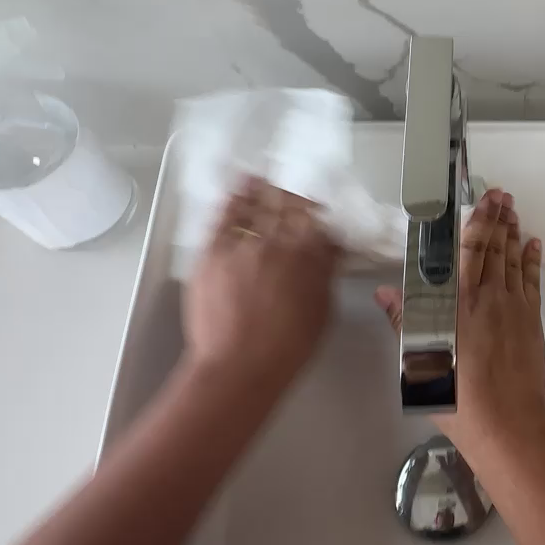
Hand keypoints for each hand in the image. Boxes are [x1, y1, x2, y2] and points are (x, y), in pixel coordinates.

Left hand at [184, 176, 340, 390]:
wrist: (239, 367)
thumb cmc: (289, 345)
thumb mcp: (323, 308)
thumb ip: (326, 272)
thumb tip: (331, 249)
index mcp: (311, 254)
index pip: (319, 218)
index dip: (321, 209)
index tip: (322, 208)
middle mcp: (279, 241)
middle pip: (289, 205)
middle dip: (295, 197)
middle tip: (296, 196)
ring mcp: (243, 245)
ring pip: (258, 204)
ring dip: (265, 190)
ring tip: (266, 178)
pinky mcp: (213, 252)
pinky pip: (225, 215)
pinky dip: (234, 197)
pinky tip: (240, 184)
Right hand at [375, 189, 544, 459]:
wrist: (507, 424)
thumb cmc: (456, 398)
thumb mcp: (419, 363)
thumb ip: (405, 323)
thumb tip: (386, 292)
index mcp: (457, 305)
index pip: (467, 252)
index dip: (476, 223)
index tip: (481, 200)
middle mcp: (487, 298)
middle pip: (493, 249)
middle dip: (497, 219)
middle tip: (502, 194)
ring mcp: (513, 307)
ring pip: (512, 260)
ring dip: (512, 233)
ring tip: (513, 210)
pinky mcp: (531, 320)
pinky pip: (531, 281)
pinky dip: (532, 261)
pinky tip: (533, 245)